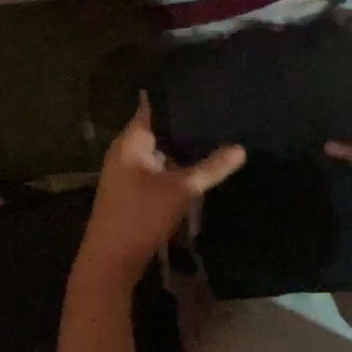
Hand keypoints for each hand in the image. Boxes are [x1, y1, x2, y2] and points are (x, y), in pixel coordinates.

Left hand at [74, 101, 244, 288]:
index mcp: (131, 142)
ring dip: (186, 150)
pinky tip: (203, 168)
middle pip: (161, 131)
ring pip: (163, 153)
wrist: (111, 262)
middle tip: (223, 113)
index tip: (207, 89)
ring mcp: (130, 174)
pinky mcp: (137, 193)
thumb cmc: (140, 218)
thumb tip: (241, 149)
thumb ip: (211, 168)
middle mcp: (128, 153)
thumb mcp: (181, 191)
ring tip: (220, 136)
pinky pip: (162, 171)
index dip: (179, 98)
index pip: (154, 107)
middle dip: (189, 125)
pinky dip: (180, 169)